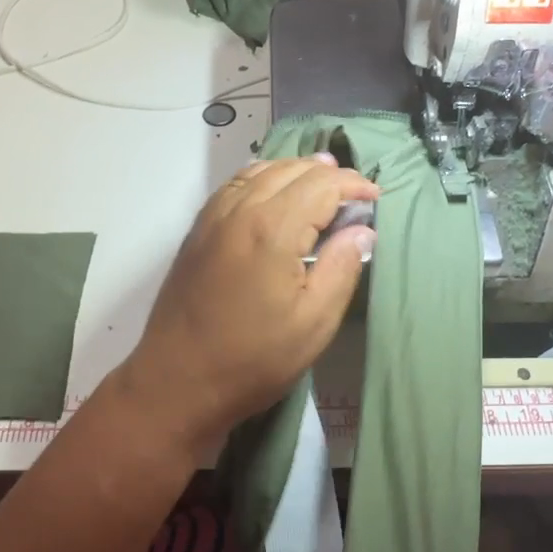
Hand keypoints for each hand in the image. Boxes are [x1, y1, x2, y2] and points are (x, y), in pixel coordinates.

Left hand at [113, 153, 378, 453]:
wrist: (176, 381)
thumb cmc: (253, 359)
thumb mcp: (314, 324)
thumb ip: (341, 268)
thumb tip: (362, 230)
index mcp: (272, 228)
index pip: (321, 184)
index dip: (353, 185)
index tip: (375, 197)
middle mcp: (241, 209)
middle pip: (291, 170)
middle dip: (328, 173)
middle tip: (354, 192)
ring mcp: (214, 216)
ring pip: (261, 170)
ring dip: (295, 170)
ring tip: (322, 178)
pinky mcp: (198, 229)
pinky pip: (236, 184)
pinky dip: (263, 176)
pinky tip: (274, 189)